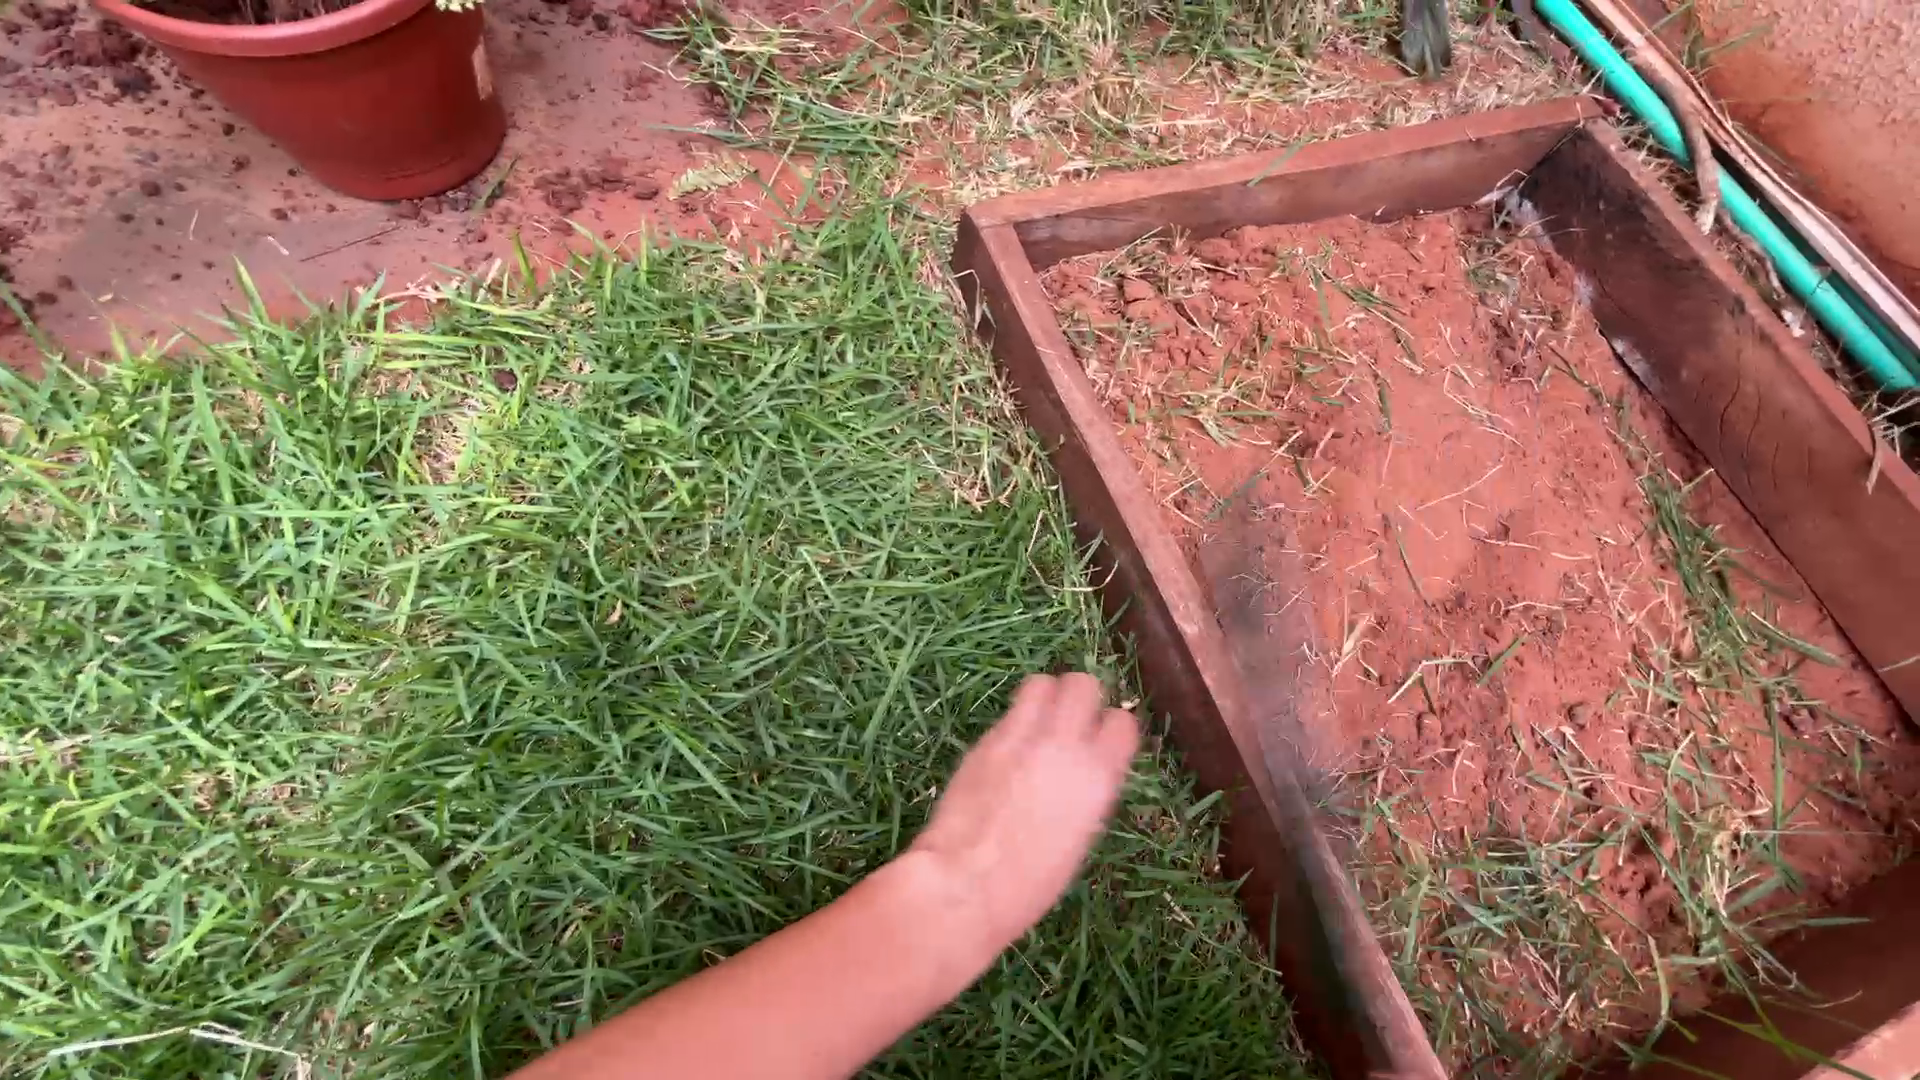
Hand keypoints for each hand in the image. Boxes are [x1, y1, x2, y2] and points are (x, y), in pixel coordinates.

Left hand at [906, 673, 1140, 953]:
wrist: (966, 882)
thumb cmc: (1030, 883)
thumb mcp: (1079, 837)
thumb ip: (1086, 790)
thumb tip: (1083, 770)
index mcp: (1098, 777)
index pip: (1122, 722)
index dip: (1112, 727)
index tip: (1103, 737)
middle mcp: (1064, 746)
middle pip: (1083, 684)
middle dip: (1081, 695)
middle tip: (1071, 716)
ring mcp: (1022, 737)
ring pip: (1042, 683)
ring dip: (1046, 695)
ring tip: (1040, 718)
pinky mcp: (987, 740)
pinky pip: (1010, 712)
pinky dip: (1016, 720)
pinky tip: (1011, 745)